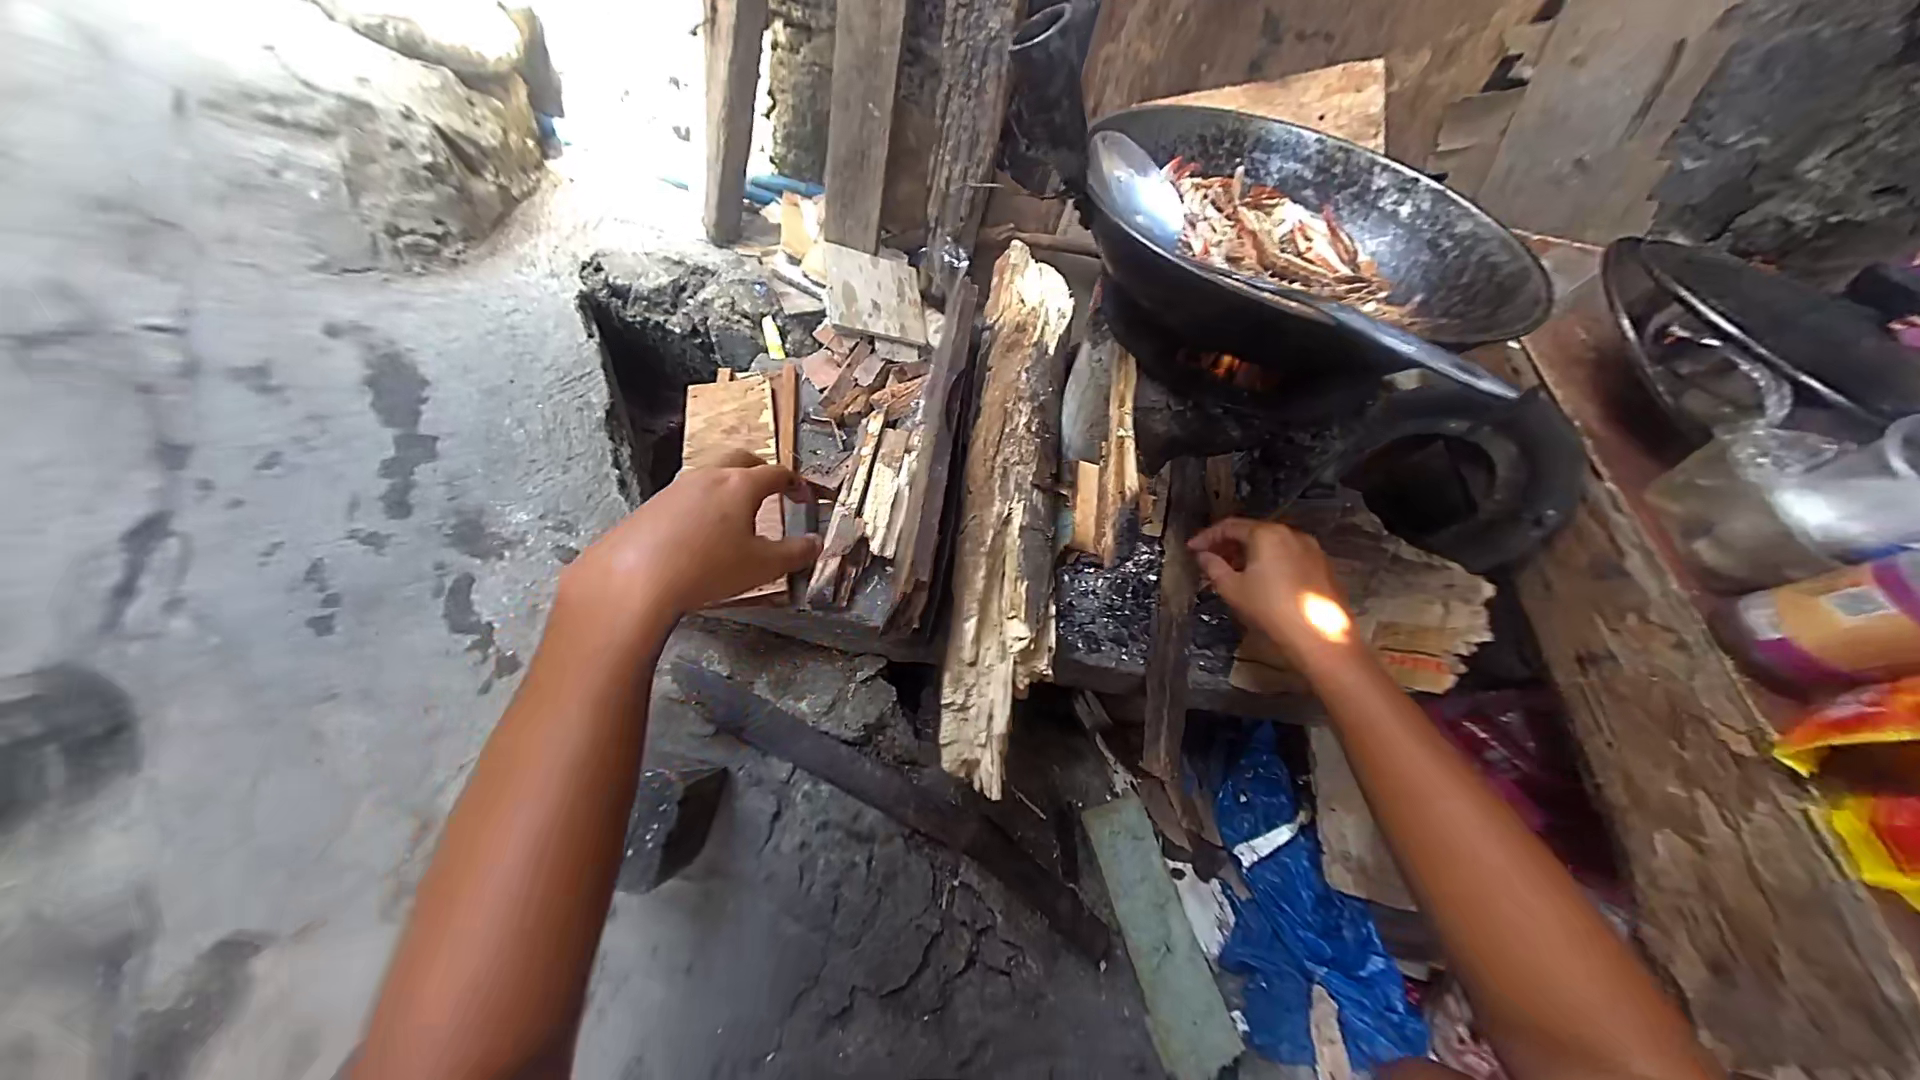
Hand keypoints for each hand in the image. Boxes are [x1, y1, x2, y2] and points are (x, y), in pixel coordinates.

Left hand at [561, 450, 819, 624]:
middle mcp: (708, 477)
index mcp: (740, 485)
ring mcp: (676, 487)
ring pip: (711, 475)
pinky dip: (704, 504)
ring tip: (738, 513)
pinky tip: (703, 532)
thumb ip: (796, 553)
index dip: (796, 483)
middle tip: (772, 489)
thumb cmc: (705, 567)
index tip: (803, 496)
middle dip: (761, 471)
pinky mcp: (653, 505)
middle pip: (741, 460)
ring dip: (730, 486)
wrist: (633, 578)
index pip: (777, 473)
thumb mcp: (763, 566)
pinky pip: (688, 495)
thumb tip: (815, 544)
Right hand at [1189, 517, 1354, 667]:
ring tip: (1232, 571)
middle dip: (1228, 544)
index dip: (1206, 536)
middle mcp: (1292, 534)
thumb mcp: (1232, 589)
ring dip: (1249, 553)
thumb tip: (1203, 556)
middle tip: (1209, 559)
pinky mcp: (1323, 566)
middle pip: (1253, 531)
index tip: (1191, 549)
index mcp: (1267, 534)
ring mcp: (1312, 549)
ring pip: (1272, 544)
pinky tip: (1261, 580)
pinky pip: (1288, 555)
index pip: (1230, 526)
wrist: (1321, 638)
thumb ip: (1213, 567)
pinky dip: (1269, 561)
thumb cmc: (1270, 609)